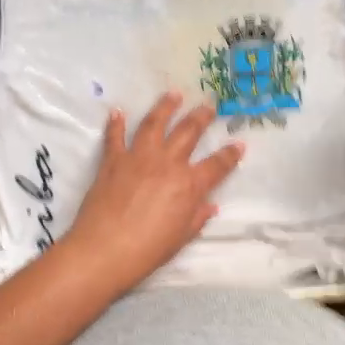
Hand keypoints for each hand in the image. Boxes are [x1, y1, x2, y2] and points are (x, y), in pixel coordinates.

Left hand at [61, 92, 244, 290]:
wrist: (105, 249)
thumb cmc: (147, 250)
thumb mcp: (180, 238)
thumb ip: (196, 217)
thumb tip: (210, 205)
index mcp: (189, 185)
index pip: (217, 166)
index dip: (230, 155)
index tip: (239, 144)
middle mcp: (167, 164)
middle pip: (188, 133)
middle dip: (201, 117)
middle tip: (208, 105)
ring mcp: (138, 158)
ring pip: (154, 124)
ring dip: (165, 107)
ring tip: (173, 94)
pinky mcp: (112, 161)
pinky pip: (115, 137)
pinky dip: (115, 123)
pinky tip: (117, 111)